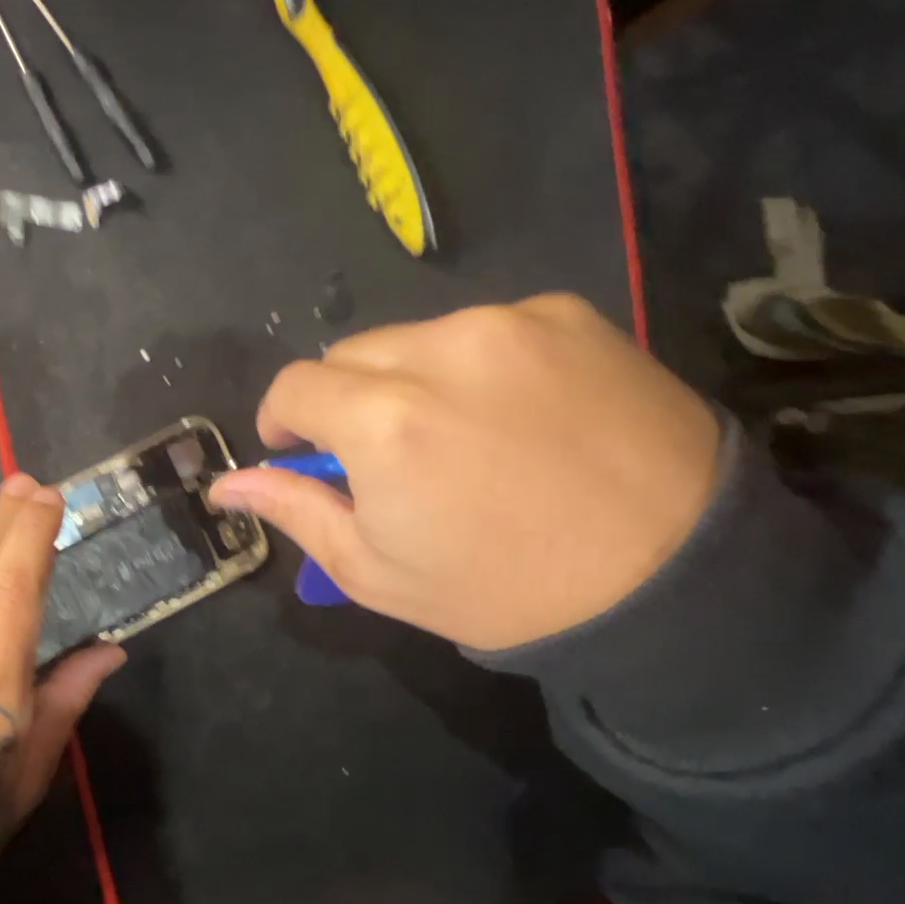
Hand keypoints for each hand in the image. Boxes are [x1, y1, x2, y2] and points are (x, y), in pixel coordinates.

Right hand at [209, 294, 721, 649]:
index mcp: (382, 420)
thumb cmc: (504, 587)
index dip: (281, 420)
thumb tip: (227, 483)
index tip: (297, 452)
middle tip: (376, 454)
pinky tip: (510, 413)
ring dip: (404, 378)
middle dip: (341, 399)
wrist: (677, 578)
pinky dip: (472, 364)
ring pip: (414, 338)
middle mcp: (439, 350)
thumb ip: (294, 511)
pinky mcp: (570, 316)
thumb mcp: (376, 571)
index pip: (293, 386)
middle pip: (348, 355)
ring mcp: (510, 324)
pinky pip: (484, 329)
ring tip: (451, 433)